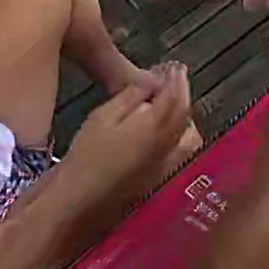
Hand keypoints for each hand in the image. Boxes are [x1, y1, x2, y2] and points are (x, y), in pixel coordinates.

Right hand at [60, 62, 193, 202]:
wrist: (78, 200)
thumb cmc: (86, 156)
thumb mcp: (103, 117)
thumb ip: (131, 98)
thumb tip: (151, 82)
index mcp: (155, 128)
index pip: (176, 98)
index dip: (177, 80)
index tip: (176, 68)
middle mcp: (168, 147)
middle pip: (186, 116)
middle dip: (183, 96)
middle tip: (174, 83)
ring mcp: (167, 166)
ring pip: (190, 137)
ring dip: (186, 118)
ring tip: (172, 107)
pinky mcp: (160, 179)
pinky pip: (182, 153)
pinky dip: (181, 136)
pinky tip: (167, 133)